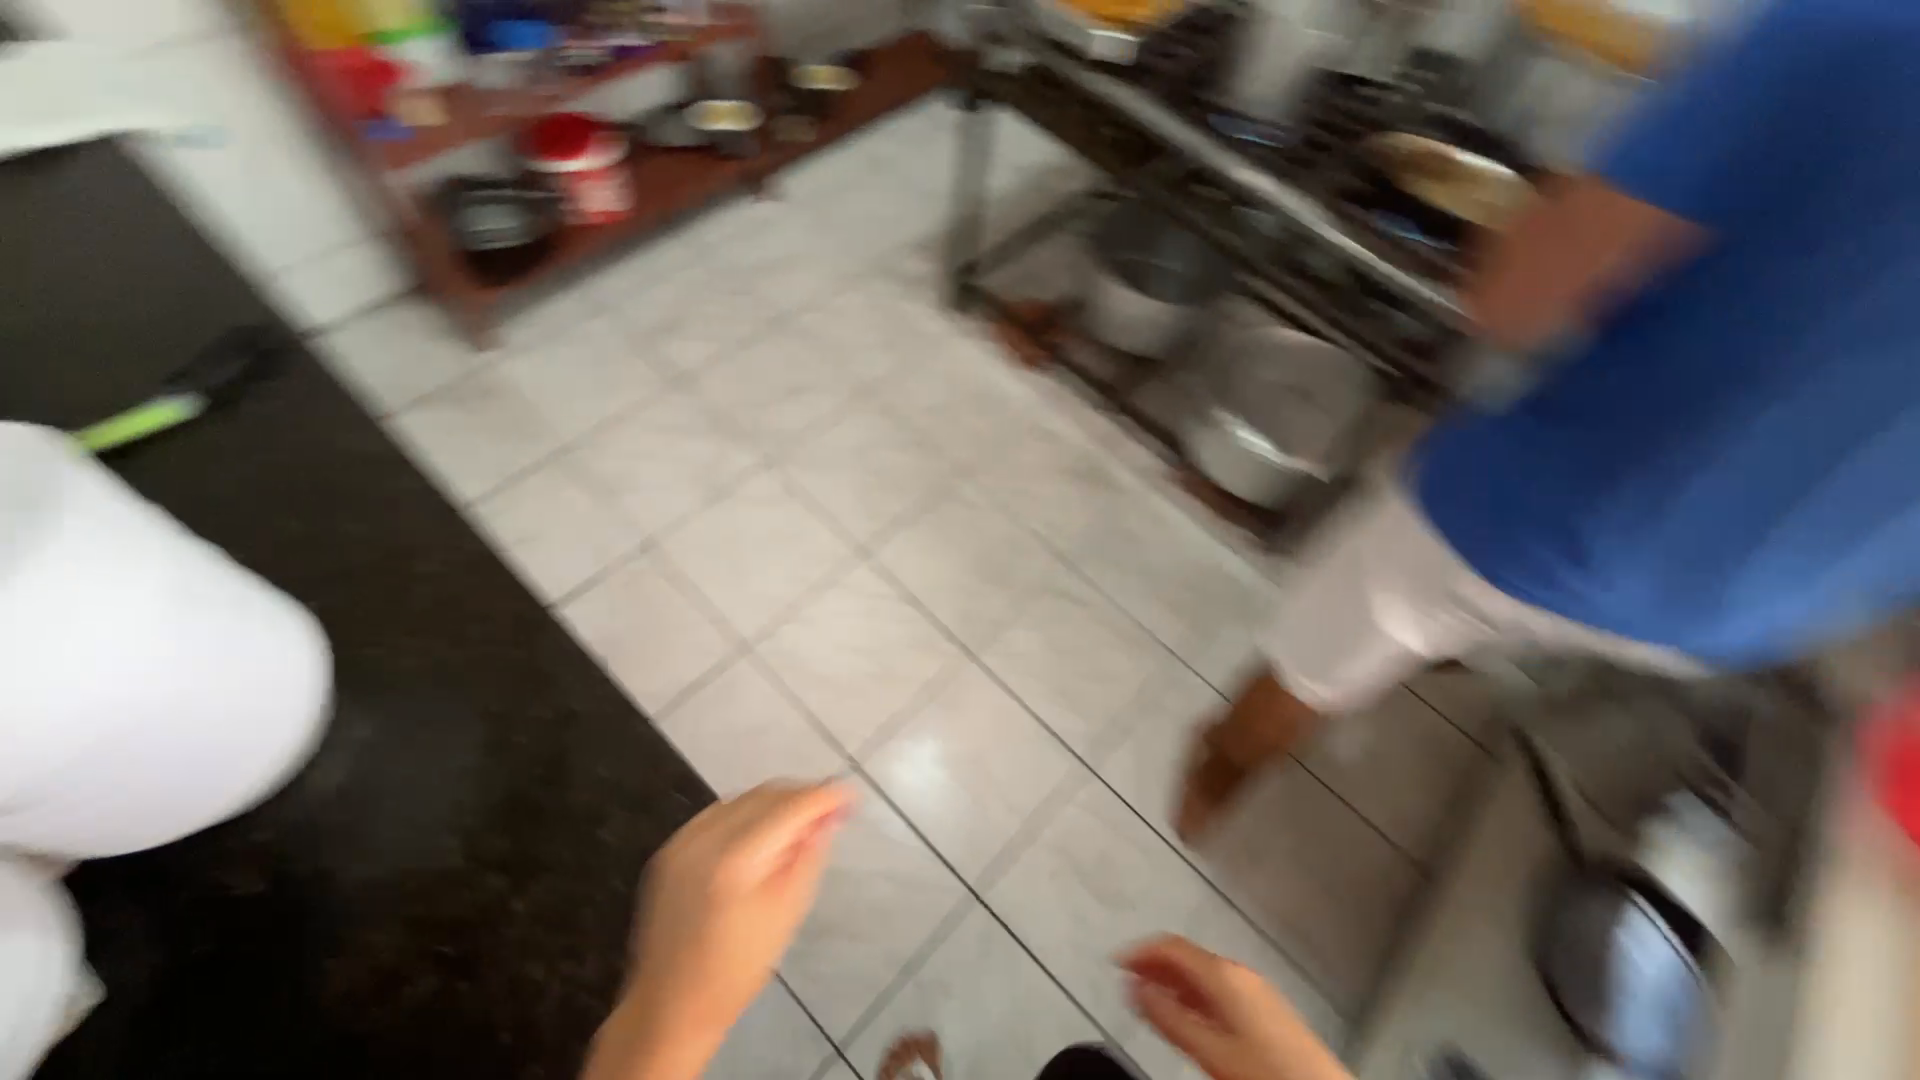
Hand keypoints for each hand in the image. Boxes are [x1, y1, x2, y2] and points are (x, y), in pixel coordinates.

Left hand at [585, 781, 852, 1079]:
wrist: (670, 1006)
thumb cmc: (739, 969)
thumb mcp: (789, 912)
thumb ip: (810, 854)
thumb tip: (829, 815)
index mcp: (736, 859)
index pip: (789, 807)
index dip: (823, 796)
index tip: (850, 796)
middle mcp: (704, 839)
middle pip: (765, 795)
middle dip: (801, 797)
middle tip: (830, 813)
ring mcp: (681, 843)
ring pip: (741, 799)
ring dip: (775, 803)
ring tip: (800, 825)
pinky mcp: (669, 850)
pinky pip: (717, 814)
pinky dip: (746, 815)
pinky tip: (761, 835)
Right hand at [1120, 935, 1350, 1079]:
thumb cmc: (1263, 1074)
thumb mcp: (1210, 1052)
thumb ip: (1169, 1019)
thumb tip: (1134, 987)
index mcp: (1223, 976)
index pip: (1172, 946)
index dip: (1140, 951)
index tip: (1114, 964)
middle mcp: (1239, 973)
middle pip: (1188, 957)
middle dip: (1155, 965)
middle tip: (1126, 982)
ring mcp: (1255, 990)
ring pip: (1204, 974)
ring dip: (1173, 981)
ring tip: (1149, 1000)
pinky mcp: (1266, 1009)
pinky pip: (1219, 989)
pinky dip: (1194, 995)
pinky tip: (1187, 1018)